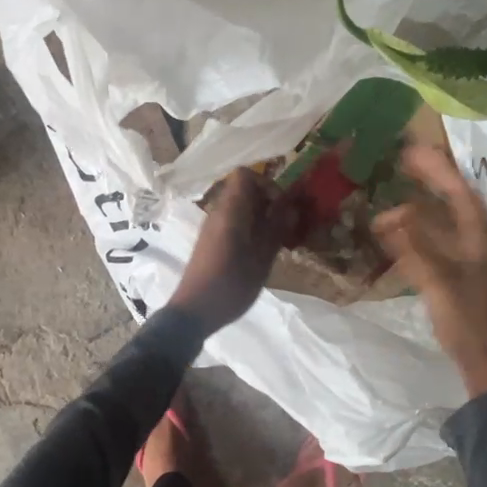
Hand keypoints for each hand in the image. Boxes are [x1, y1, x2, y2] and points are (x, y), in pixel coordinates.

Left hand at [168, 168, 298, 332]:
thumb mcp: (261, 259)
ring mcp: (212, 227)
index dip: (267, 183)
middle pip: (244, 191)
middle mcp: (217, 213)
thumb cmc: (230, 285)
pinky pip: (234, 222)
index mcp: (229, 212)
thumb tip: (292, 204)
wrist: (194, 311)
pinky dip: (251, 228)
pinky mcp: (211, 241)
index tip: (283, 204)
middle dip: (269, 201)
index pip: (245, 175)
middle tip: (288, 223)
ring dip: (262, 216)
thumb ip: (277, 228)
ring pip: (240, 207)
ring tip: (280, 239)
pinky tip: (263, 250)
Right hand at [373, 144, 486, 396]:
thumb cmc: (467, 320)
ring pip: (448, 220)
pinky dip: (421, 229)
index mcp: (481, 238)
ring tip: (397, 192)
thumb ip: (415, 246)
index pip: (459, 192)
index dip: (436, 169)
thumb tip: (392, 214)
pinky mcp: (464, 274)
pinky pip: (441, 240)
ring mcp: (474, 258)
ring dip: (424, 204)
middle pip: (455, 201)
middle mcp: (481, 242)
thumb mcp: (438, 281)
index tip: (410, 150)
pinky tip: (402, 231)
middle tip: (403, 161)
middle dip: (431, 179)